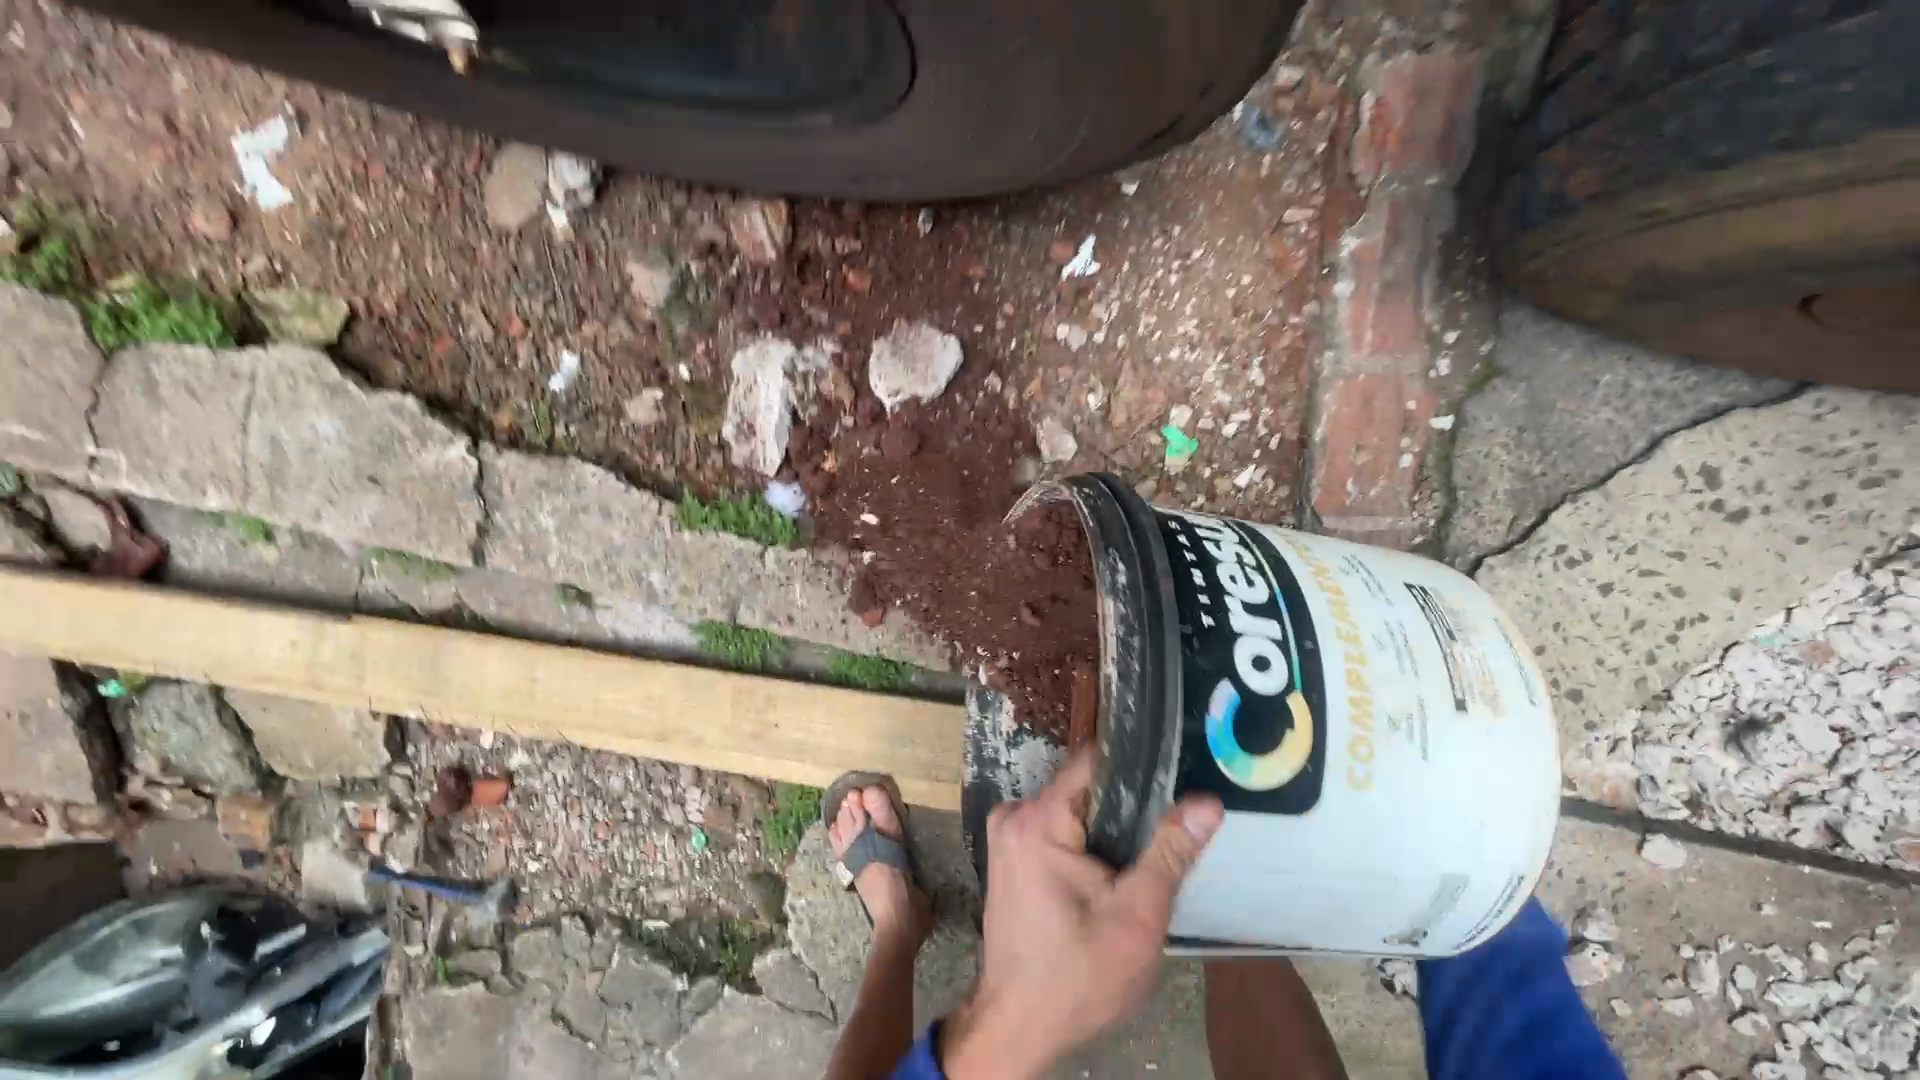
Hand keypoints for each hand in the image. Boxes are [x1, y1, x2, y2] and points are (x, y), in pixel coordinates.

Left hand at [940, 753, 1224, 1079]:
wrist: (1020, 1025)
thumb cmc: (1078, 974)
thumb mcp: (1136, 915)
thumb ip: (1170, 852)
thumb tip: (1207, 803)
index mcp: (1038, 819)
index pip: (1093, 762)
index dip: (1137, 767)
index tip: (1175, 775)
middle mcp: (1014, 816)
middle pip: (1084, 789)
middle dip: (1125, 808)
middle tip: (1167, 830)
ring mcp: (1007, 837)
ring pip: (1073, 812)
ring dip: (1107, 830)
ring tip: (1144, 856)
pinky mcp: (1010, 859)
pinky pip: (1056, 832)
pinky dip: (1085, 846)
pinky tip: (1111, 874)